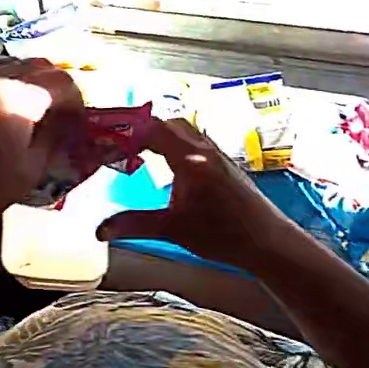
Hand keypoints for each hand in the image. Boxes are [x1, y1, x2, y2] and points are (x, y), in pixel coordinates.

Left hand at [0, 58, 81, 219]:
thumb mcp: (29, 172)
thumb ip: (54, 141)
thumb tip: (68, 125)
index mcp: (17, 97)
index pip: (62, 81)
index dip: (77, 101)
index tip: (78, 123)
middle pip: (37, 65)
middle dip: (55, 87)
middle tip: (59, 117)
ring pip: (11, 66)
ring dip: (28, 83)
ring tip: (32, 115)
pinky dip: (4, 87)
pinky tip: (3, 116)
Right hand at [96, 117, 309, 270]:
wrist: (269, 243)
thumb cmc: (223, 234)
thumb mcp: (172, 229)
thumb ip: (134, 225)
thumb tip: (99, 230)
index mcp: (189, 157)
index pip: (153, 128)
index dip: (128, 132)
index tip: (109, 142)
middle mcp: (203, 149)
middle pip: (169, 124)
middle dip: (143, 131)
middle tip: (122, 146)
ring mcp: (217, 155)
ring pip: (184, 132)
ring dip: (162, 137)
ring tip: (141, 154)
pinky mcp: (224, 165)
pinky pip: (195, 143)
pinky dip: (176, 146)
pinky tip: (170, 168)